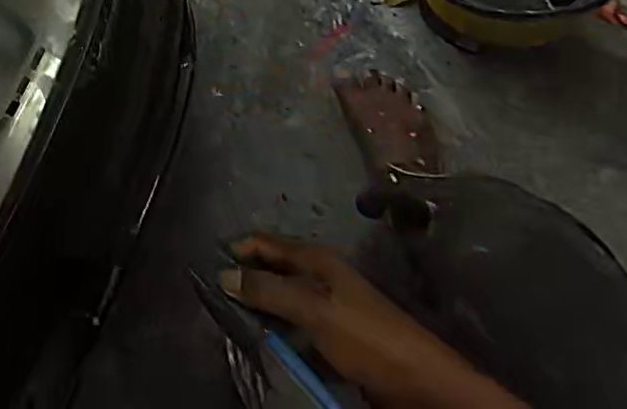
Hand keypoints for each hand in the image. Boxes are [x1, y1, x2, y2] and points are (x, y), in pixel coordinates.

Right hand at [222, 235, 525, 408]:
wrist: (421, 384)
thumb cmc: (366, 336)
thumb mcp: (313, 309)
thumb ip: (269, 290)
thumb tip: (224, 273)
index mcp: (316, 258)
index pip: (265, 242)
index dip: (238, 249)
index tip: (206, 265)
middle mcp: (319, 276)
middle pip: (272, 270)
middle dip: (245, 280)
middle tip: (214, 297)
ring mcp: (327, 307)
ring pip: (282, 300)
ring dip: (260, 309)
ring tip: (231, 322)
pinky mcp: (334, 337)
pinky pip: (294, 328)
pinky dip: (277, 332)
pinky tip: (263, 343)